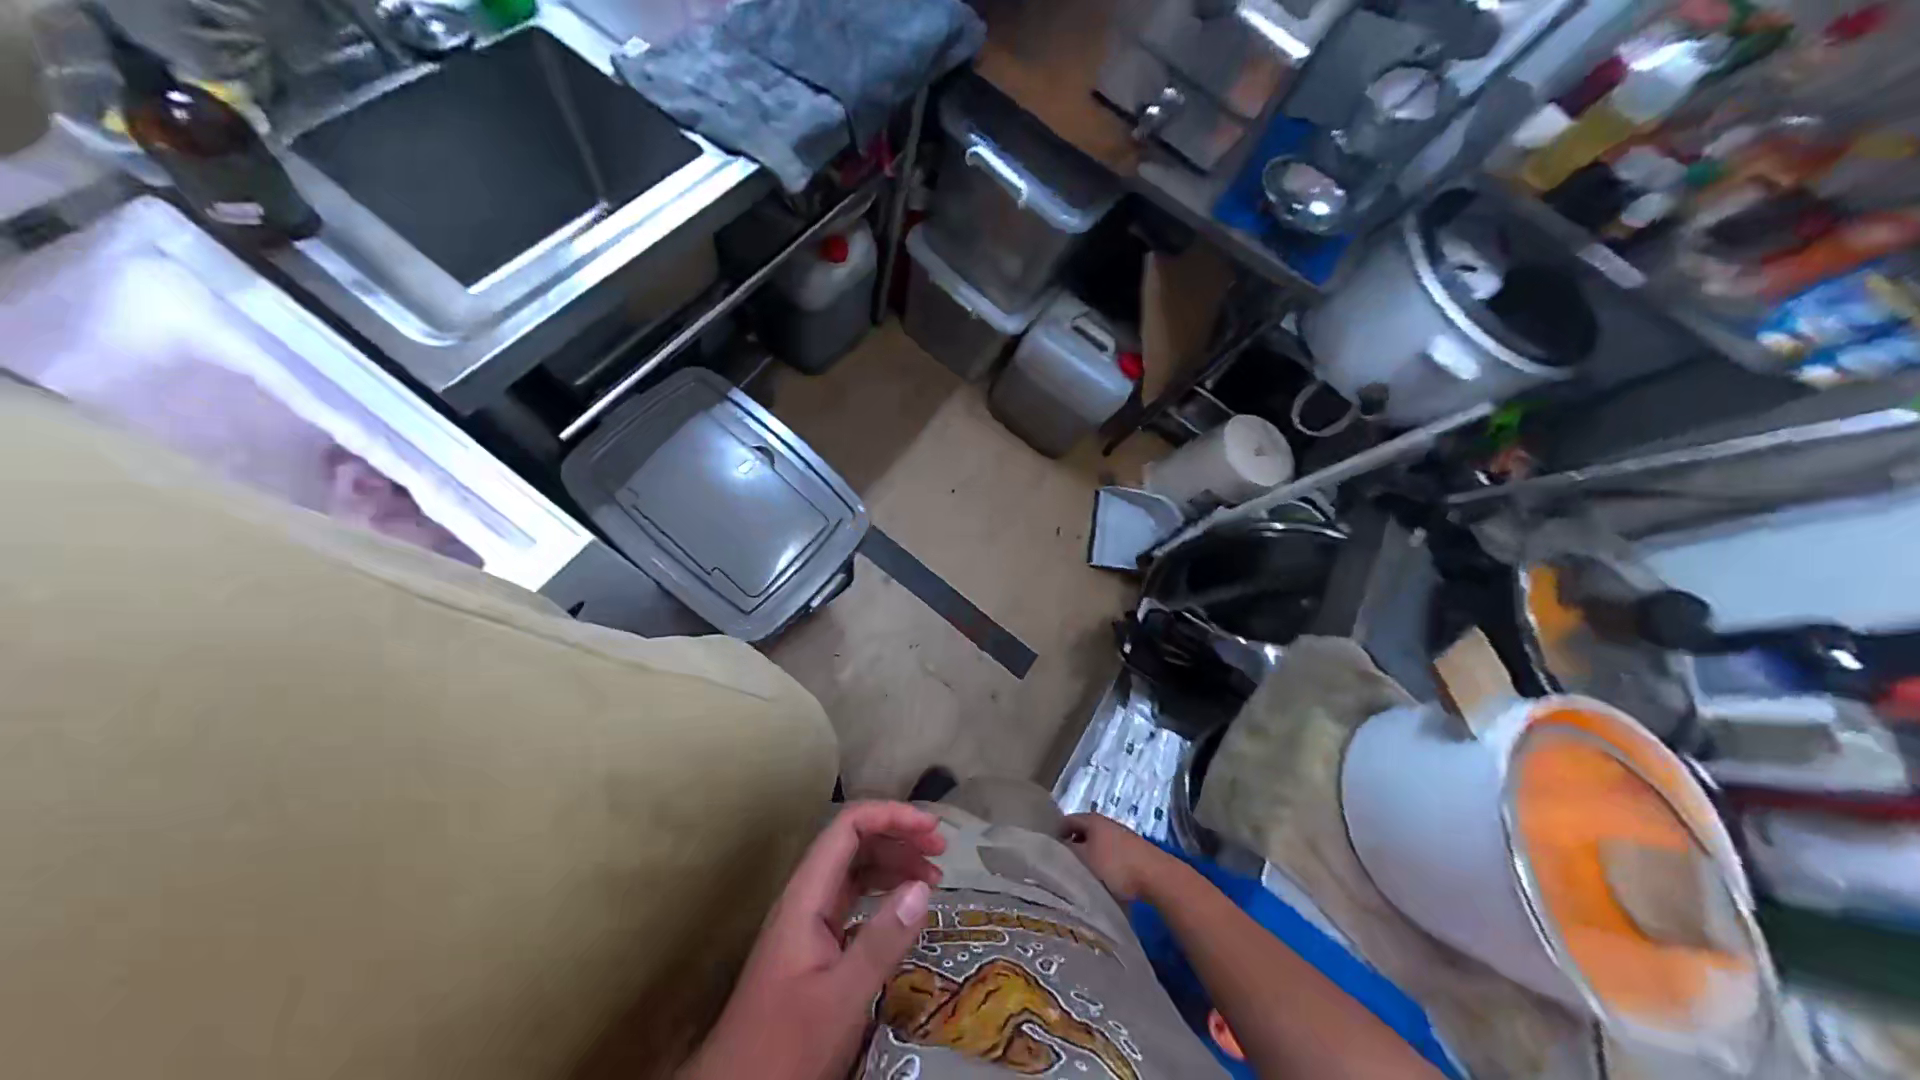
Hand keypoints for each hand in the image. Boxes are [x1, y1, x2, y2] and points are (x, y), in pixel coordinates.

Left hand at [678, 801, 945, 1079]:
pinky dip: (885, 891)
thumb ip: (881, 941)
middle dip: (898, 836)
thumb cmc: (784, 1044)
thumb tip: (922, 886)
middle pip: (853, 842)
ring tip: (934, 876)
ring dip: (894, 862)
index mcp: (806, 897)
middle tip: (941, 852)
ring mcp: (809, 920)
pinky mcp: (816, 943)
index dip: (890, 816)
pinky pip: (854, 898)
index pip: (847, 828)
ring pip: (855, 869)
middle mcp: (806, 898)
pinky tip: (906, 906)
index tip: (931, 831)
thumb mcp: (841, 997)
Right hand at [1061, 812, 1180, 902]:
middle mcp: (1106, 823)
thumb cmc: (1115, 865)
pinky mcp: (1133, 852)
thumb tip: (1054, 850)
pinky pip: (1110, 855)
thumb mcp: (1083, 859)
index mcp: (1092, 820)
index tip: (1048, 853)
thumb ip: (1066, 853)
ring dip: (1088, 858)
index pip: (1066, 821)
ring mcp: (1122, 836)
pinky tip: (1102, 881)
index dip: (1055, 835)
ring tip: (1081, 877)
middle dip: (1071, 847)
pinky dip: (1102, 864)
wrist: (1156, 876)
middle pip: (1082, 833)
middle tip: (1062, 866)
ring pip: (1096, 845)